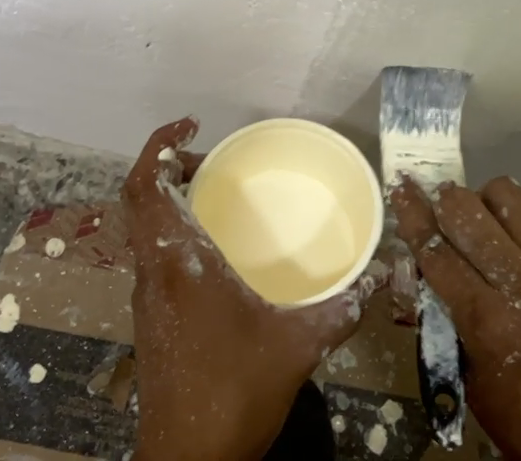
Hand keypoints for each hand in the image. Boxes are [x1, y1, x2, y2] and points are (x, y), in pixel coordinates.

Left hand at [125, 117, 372, 460]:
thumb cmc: (234, 393)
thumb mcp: (297, 347)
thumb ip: (340, 309)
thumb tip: (380, 279)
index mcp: (178, 264)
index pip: (144, 187)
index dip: (157, 146)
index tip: (190, 127)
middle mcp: (154, 273)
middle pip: (141, 202)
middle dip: (167, 168)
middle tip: (209, 158)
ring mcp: (149, 299)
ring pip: (147, 231)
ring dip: (170, 203)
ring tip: (214, 194)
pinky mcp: (154, 321)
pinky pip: (157, 258)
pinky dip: (176, 235)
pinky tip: (217, 253)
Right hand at [391, 175, 520, 460]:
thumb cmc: (516, 409)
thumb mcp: (463, 366)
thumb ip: (444, 308)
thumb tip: (425, 257)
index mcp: (486, 318)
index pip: (437, 249)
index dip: (412, 214)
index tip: (400, 189)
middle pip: (467, 211)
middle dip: (444, 202)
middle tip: (439, 208)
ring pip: (506, 197)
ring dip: (482, 203)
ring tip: (480, 223)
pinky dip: (514, 223)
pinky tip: (513, 246)